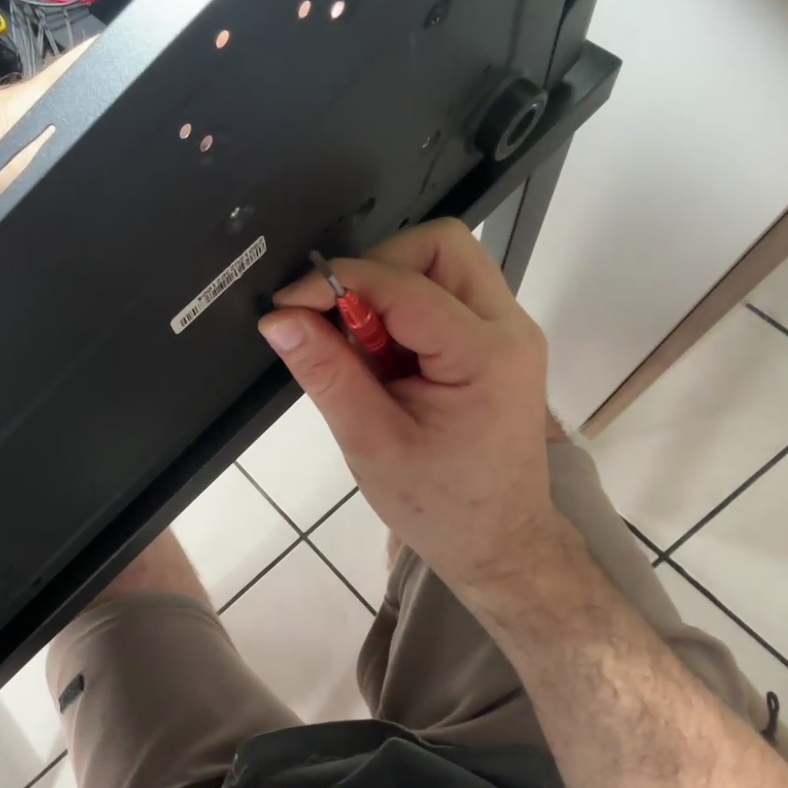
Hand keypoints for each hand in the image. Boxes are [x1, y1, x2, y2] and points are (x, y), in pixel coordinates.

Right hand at [258, 220, 574, 597]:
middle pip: (441, 246)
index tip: (287, 305)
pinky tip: (381, 357)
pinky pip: (445, 295)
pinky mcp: (495, 343)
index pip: (404, 285)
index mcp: (485, 356)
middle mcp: (508, 328)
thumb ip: (326, 372)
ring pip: (444, 263)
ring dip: (388, 287)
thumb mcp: (371, 442)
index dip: (337, 282)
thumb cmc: (439, 506)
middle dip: (375, 266)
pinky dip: (401, 309)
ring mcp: (507, 332)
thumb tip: (279, 321)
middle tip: (333, 315)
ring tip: (357, 345)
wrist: (498, 542)